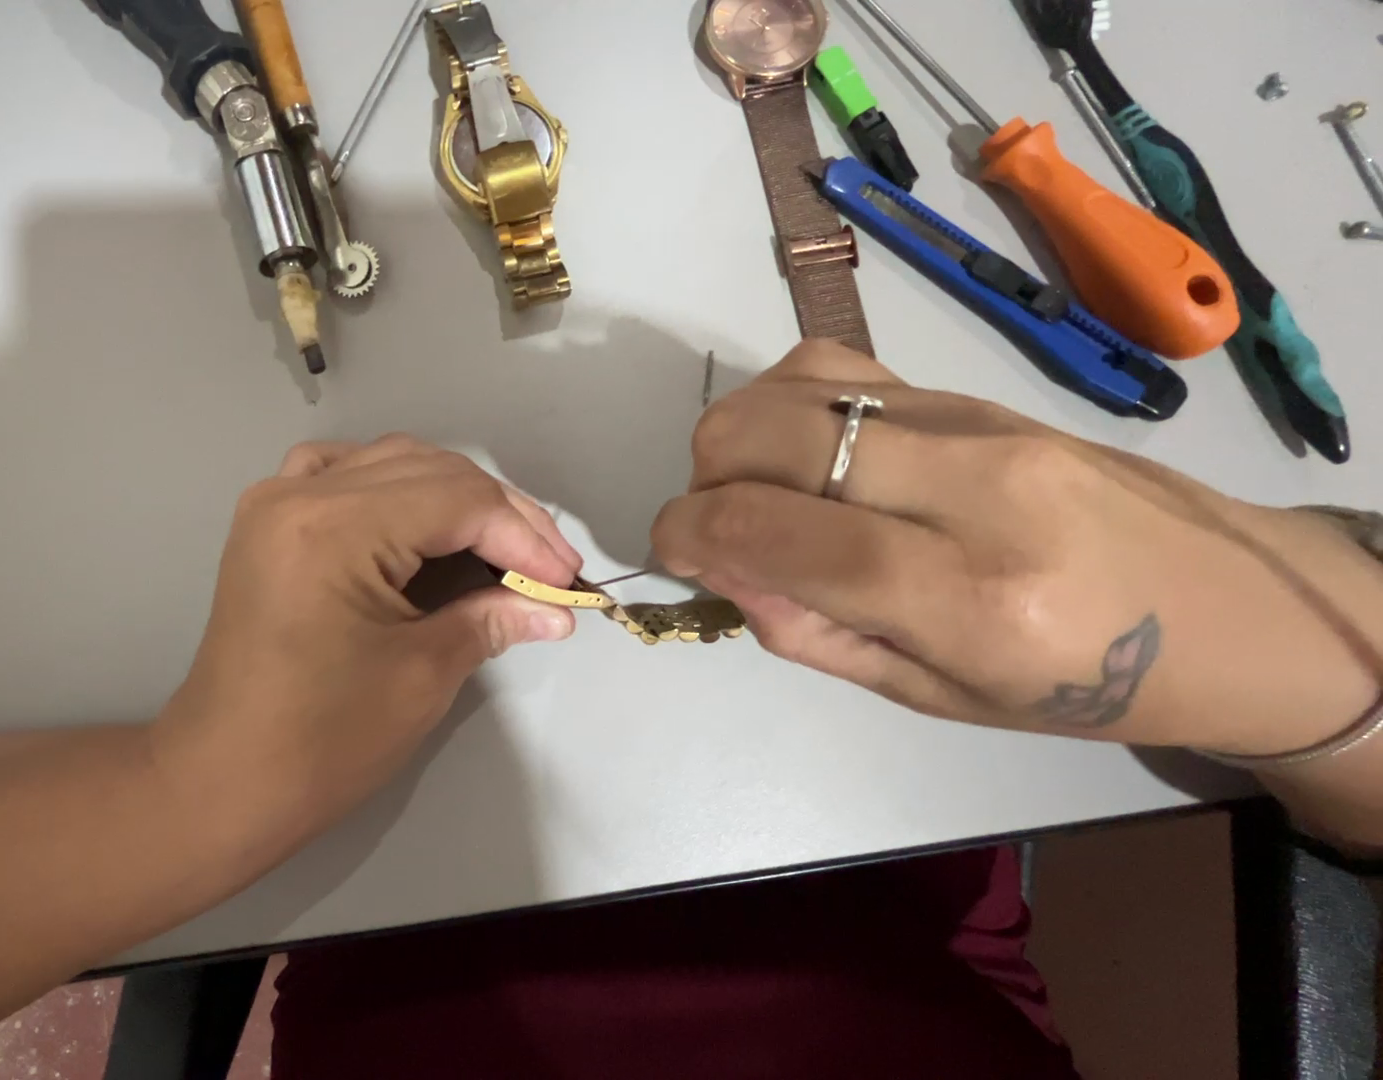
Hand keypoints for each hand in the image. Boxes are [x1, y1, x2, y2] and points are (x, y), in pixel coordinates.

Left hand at [154, 435, 581, 849]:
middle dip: (499, 515)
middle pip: (429, 471)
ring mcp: (276, 501)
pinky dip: (392, 487)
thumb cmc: (323, 741)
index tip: (567, 579)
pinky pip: (342, 474)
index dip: (524, 535)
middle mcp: (300, 494)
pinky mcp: (269, 522)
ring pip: (389, 463)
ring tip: (501, 543)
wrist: (224, 777)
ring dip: (452, 496)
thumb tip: (556, 608)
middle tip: (548, 566)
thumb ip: (491, 620)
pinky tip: (419, 517)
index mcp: (334, 528)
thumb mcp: (422, 676)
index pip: (457, 500)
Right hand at [652, 341, 1382, 756]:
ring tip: (760, 492)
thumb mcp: (928, 693)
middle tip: (721, 528)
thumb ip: (806, 629)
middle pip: (763, 435)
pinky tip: (801, 450)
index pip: (775, 532)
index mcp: (967, 596)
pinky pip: (832, 366)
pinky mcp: (971, 389)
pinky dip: (781, 404)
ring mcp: (973, 420)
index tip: (672, 551)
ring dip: (735, 440)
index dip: (688, 534)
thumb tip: (718, 564)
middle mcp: (969, 486)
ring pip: (786, 387)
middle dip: (701, 481)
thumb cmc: (1077, 685)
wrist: (1238, 610)